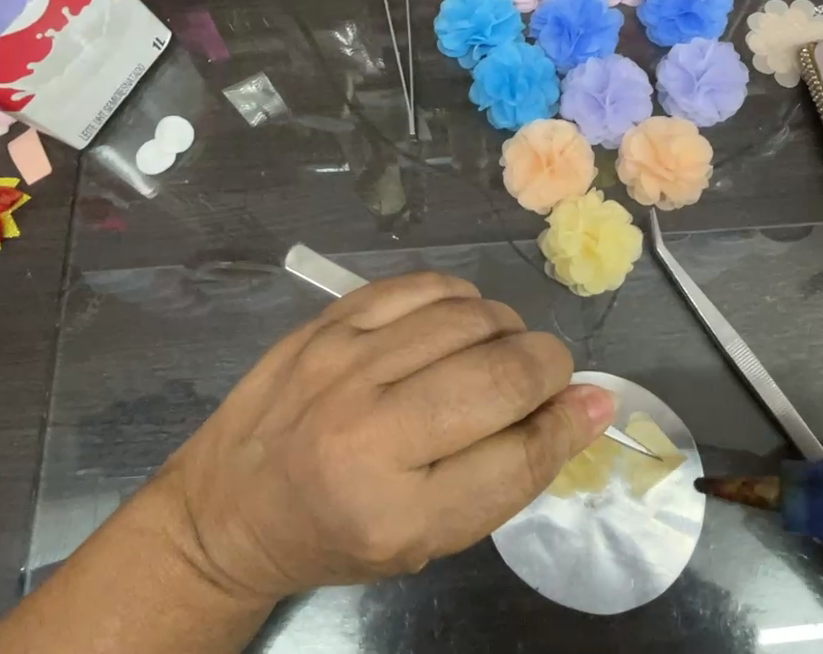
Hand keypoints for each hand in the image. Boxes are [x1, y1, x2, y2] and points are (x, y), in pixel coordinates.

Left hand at [150, 272, 614, 605]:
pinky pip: (424, 285)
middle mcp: (370, 434)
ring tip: (497, 350)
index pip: (518, 456)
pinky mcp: (328, 322)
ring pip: (471, 318)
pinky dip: (462, 298)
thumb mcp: (427, 536)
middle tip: (542, 377)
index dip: (570, 424)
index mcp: (398, 514)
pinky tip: (460, 320)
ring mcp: (344, 365)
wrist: (231, 506)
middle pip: (501, 376)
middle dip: (546, 367)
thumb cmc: (338, 534)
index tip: (591, 404)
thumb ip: (510, 471)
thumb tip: (590, 403)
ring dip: (507, 330)